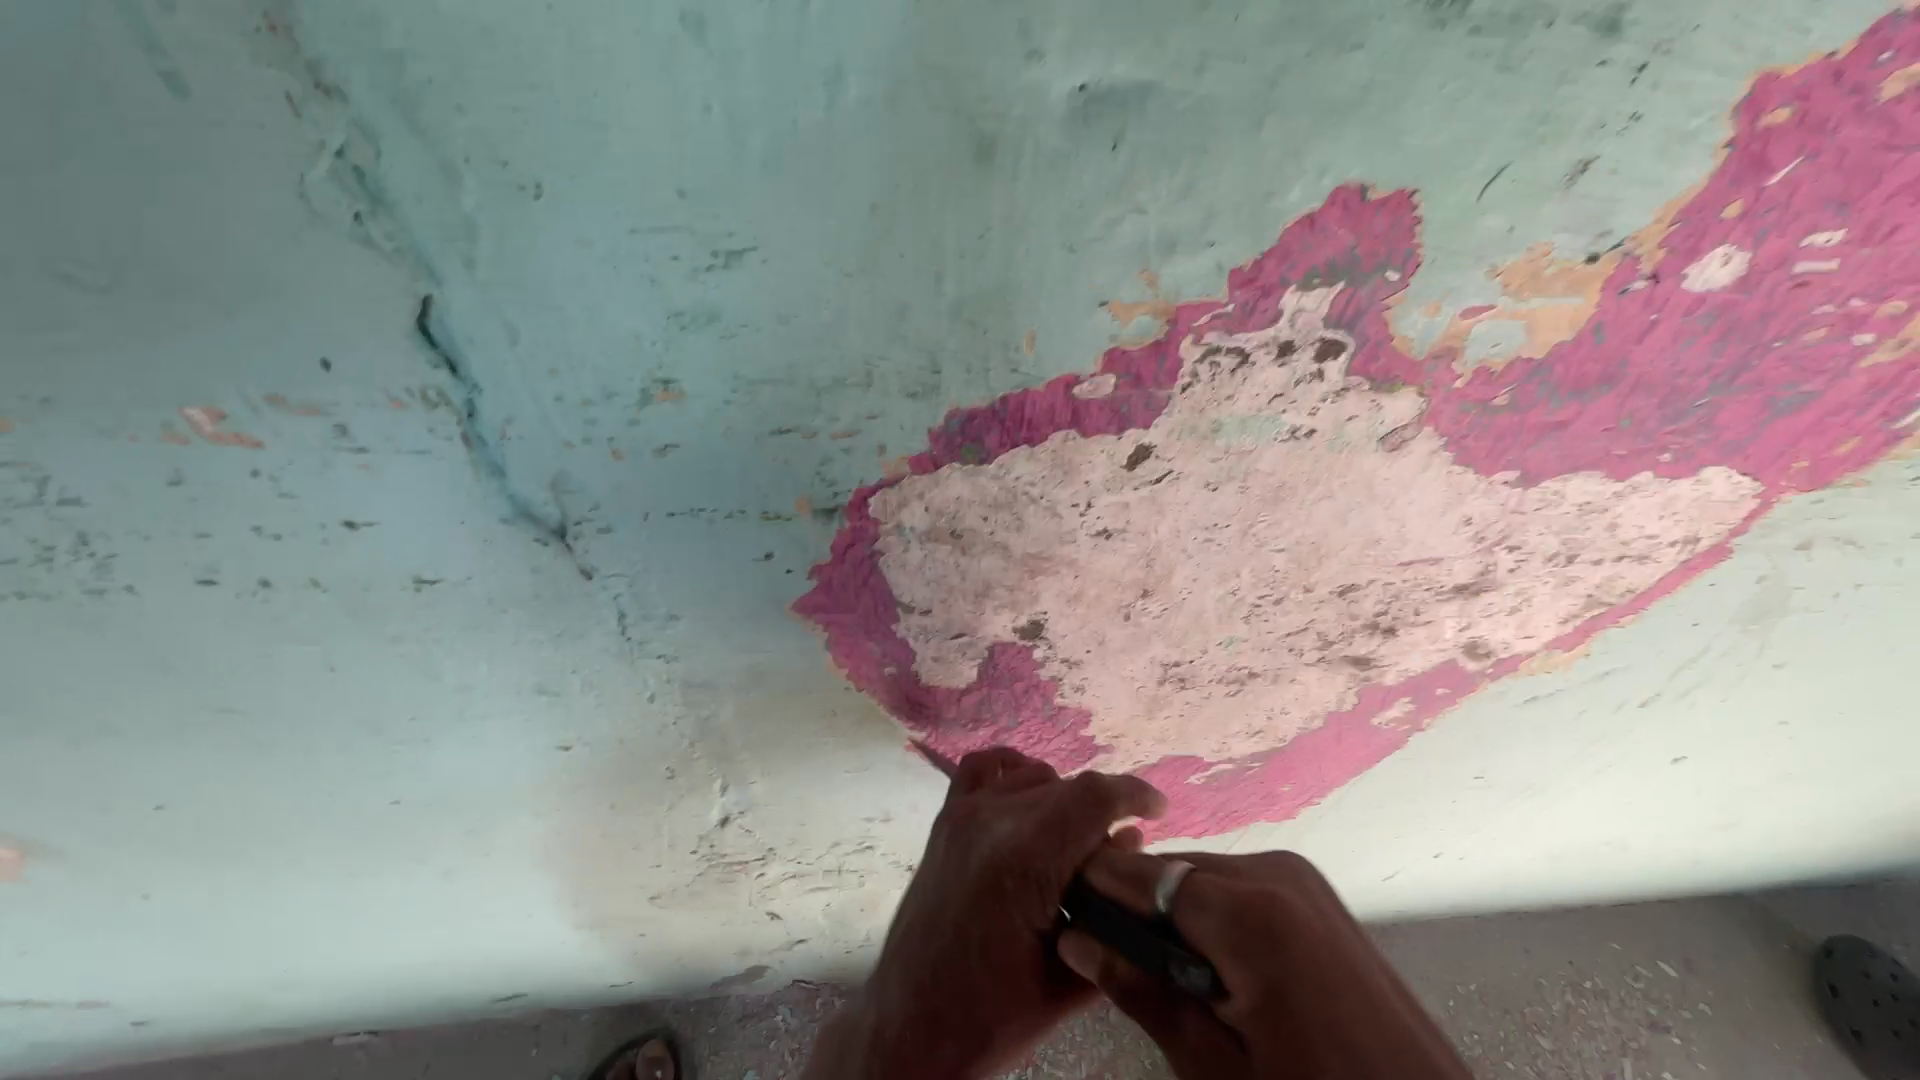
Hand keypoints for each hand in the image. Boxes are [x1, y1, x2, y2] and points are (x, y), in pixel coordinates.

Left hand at [804, 748, 1164, 1079]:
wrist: (914, 1026)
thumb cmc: (996, 1014)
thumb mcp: (1071, 973)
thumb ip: (1110, 905)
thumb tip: (1130, 842)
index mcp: (1024, 858)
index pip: (1093, 795)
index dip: (1135, 794)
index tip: (1159, 811)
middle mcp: (990, 821)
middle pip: (1067, 787)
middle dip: (1103, 812)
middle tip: (1120, 854)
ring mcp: (962, 816)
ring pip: (1033, 777)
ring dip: (1064, 800)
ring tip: (1080, 841)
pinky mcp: (945, 822)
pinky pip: (983, 769)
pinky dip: (1014, 772)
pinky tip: (1033, 800)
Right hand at [1060, 850, 1469, 1079]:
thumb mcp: (1216, 1068)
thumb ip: (1142, 992)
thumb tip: (1073, 940)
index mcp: (1250, 912)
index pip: (1139, 873)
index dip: (1091, 887)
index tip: (1056, 912)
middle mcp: (1275, 872)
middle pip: (1170, 872)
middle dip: (1132, 909)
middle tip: (1108, 962)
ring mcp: (1300, 879)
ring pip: (1201, 878)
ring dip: (1171, 915)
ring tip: (1164, 977)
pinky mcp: (1314, 894)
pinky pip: (1236, 889)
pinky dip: (1210, 917)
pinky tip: (1212, 969)